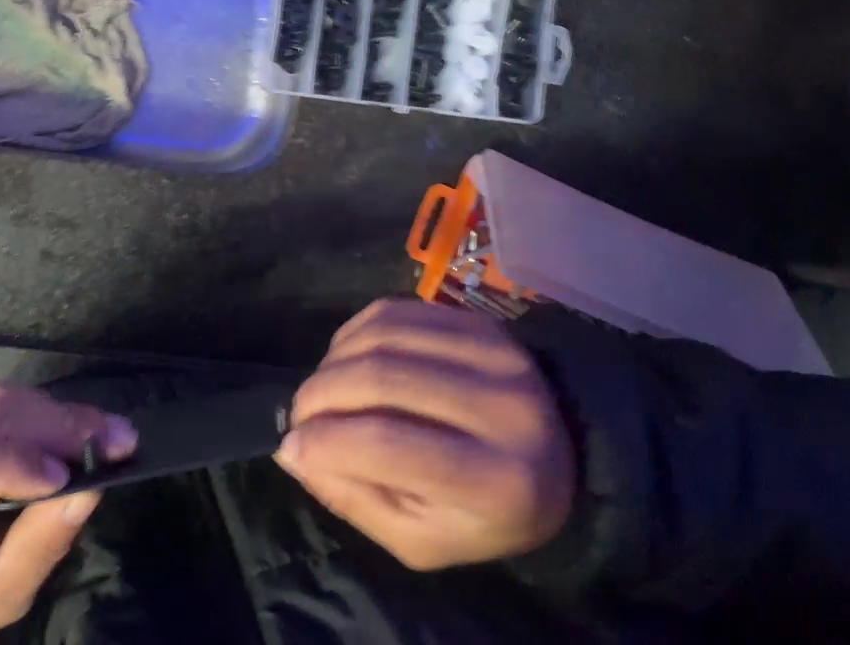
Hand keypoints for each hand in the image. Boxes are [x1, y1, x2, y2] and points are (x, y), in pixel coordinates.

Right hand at [276, 298, 573, 570]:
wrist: (558, 461)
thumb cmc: (482, 515)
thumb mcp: (421, 539)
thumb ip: (354, 499)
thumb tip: (292, 449)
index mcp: (496, 481)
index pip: (388, 444)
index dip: (325, 441)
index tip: (292, 446)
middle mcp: (503, 406)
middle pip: (380, 378)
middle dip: (319, 395)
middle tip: (299, 416)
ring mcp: (496, 353)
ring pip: (382, 336)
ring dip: (332, 362)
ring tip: (323, 391)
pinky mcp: (480, 321)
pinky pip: (394, 311)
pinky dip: (354, 335)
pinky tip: (348, 360)